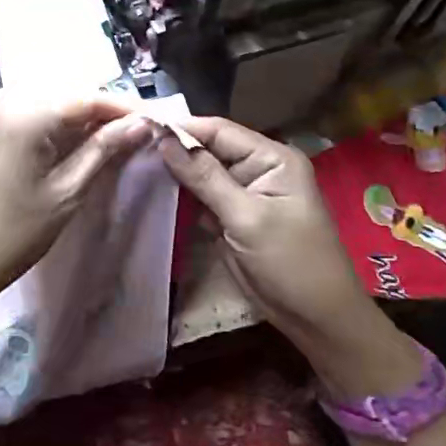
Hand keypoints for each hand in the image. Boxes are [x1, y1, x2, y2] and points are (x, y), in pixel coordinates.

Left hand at [0, 90, 157, 319]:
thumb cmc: (12, 233)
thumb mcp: (66, 192)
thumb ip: (105, 151)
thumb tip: (143, 124)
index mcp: (26, 110)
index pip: (90, 97)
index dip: (128, 110)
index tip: (159, 125)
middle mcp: (6, 98)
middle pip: (70, 96)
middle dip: (106, 115)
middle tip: (140, 138)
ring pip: (52, 105)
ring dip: (83, 122)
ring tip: (115, 145)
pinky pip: (32, 116)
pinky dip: (58, 129)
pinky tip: (77, 148)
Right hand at [158, 117, 424, 397]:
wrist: (315, 316)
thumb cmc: (290, 262)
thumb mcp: (246, 217)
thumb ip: (205, 177)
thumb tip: (165, 140)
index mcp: (272, 158)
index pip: (219, 131)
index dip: (181, 128)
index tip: (139, 129)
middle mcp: (258, 169)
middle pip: (209, 149)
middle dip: (174, 151)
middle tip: (130, 149)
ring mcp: (245, 194)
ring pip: (202, 174)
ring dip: (175, 175)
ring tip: (134, 166)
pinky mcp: (233, 218)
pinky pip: (203, 199)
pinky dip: (183, 198)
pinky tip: (153, 192)